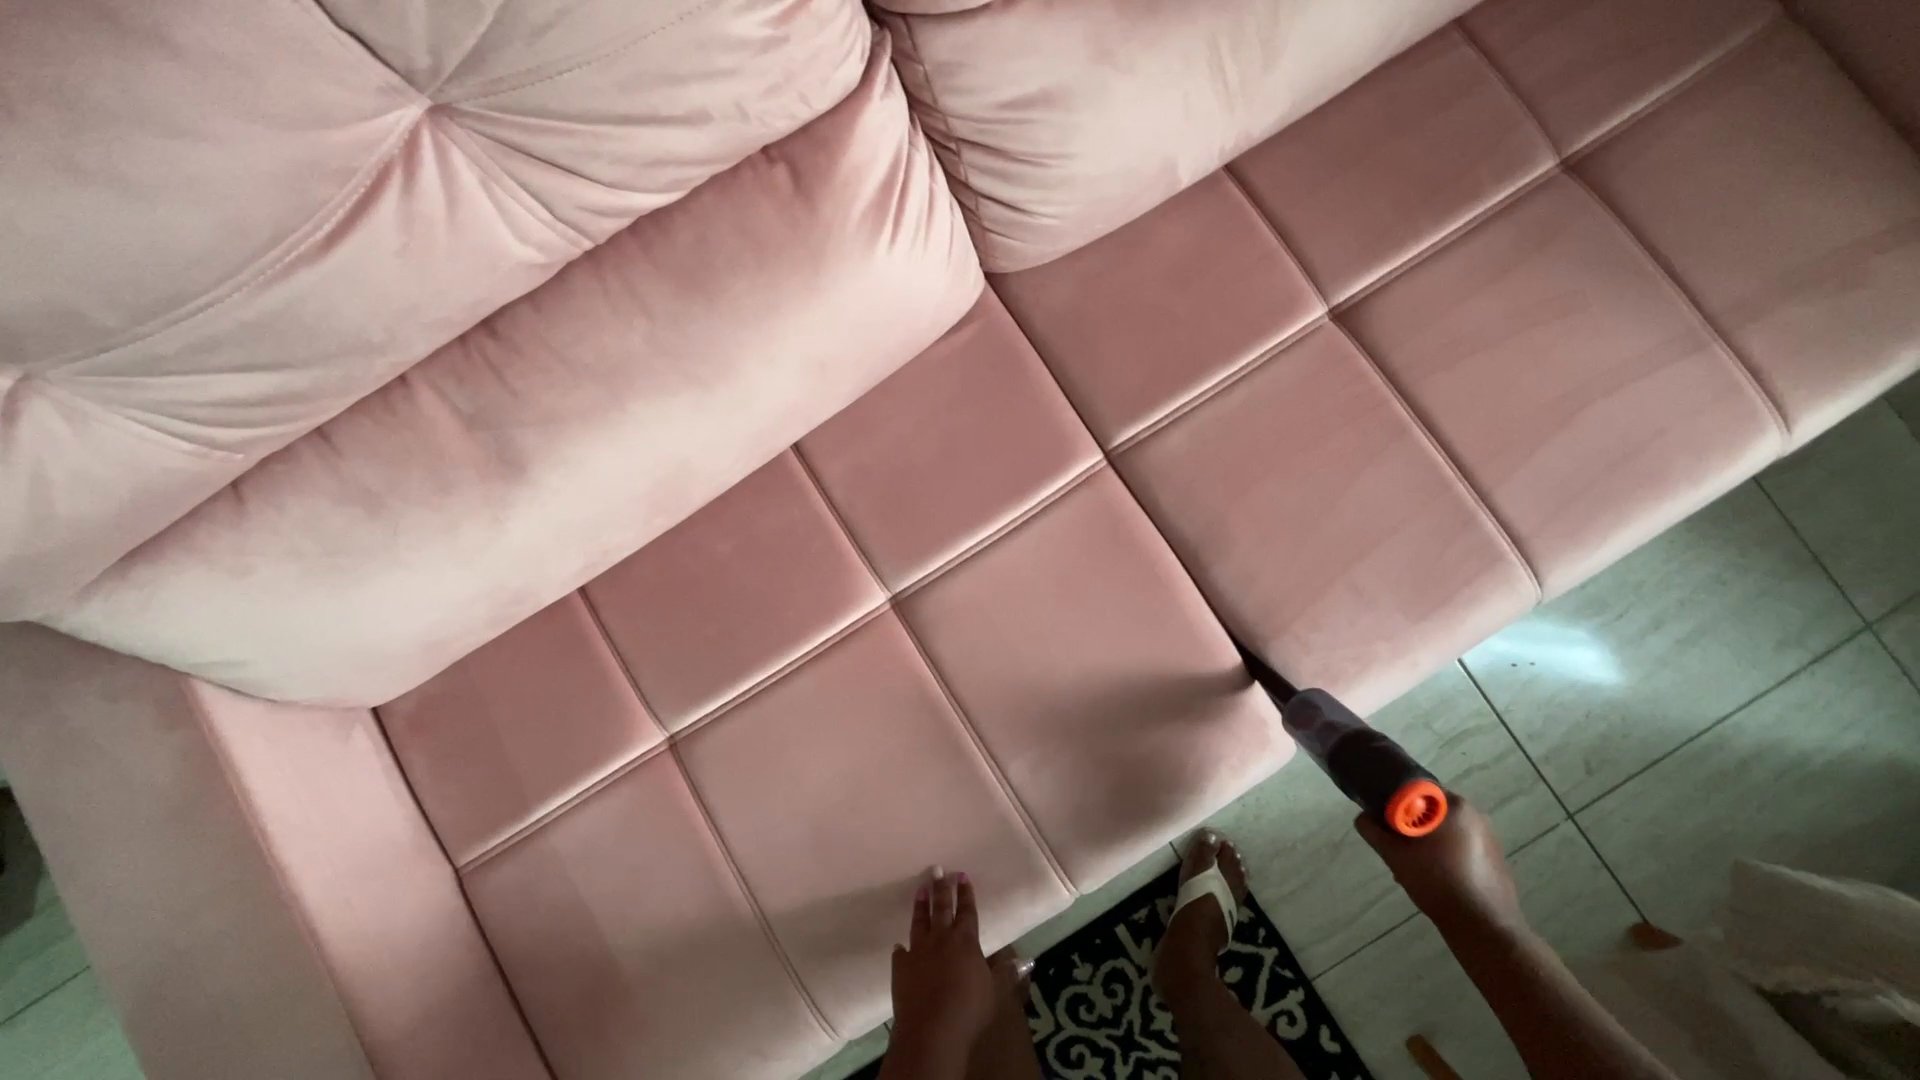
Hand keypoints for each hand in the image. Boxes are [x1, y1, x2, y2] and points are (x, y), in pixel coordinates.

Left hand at [889, 869, 996, 1060]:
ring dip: (920, 906)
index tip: (961, 876)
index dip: (966, 894)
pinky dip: (902, 948)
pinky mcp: (901, 968)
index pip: (967, 911)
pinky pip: (902, 954)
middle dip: (941, 888)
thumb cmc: (969, 1011)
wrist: (931, 1032)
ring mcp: (918, 952)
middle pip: (941, 909)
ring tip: (920, 890)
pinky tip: (900, 945)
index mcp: (965, 942)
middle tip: (937, 870)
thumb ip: (1006, 974)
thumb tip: (1024, 960)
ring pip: (919, 923)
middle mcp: (941, 940)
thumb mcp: (996, 993)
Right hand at [1355, 797, 1524, 936]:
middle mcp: (1474, 813)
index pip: (1415, 790)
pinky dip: (1445, 853)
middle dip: (1410, 826)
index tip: (1385, 822)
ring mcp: (1488, 835)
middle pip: (1430, 810)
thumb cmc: (1437, 882)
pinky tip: (1437, 878)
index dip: (1395, 803)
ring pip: (1444, 828)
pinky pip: (1461, 843)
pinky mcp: (1494, 855)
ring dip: (1426, 841)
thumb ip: (1373, 830)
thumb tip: (1364, 816)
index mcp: (1453, 806)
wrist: (1483, 926)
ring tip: (1415, 868)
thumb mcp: (1394, 855)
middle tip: (1398, 848)